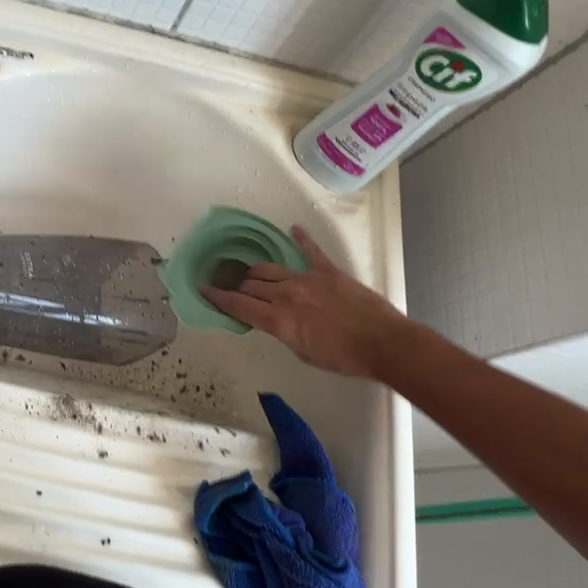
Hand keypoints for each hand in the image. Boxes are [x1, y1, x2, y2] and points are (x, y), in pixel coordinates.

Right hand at [200, 225, 412, 381]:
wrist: (383, 343)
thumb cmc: (344, 358)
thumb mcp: (304, 354)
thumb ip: (283, 333)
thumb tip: (274, 320)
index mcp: (278, 320)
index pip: (238, 305)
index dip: (217, 297)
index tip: (204, 290)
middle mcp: (286, 295)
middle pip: (250, 284)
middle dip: (237, 286)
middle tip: (233, 289)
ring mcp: (307, 279)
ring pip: (269, 269)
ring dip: (257, 272)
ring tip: (253, 274)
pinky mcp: (328, 270)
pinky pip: (310, 250)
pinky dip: (301, 238)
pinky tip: (294, 229)